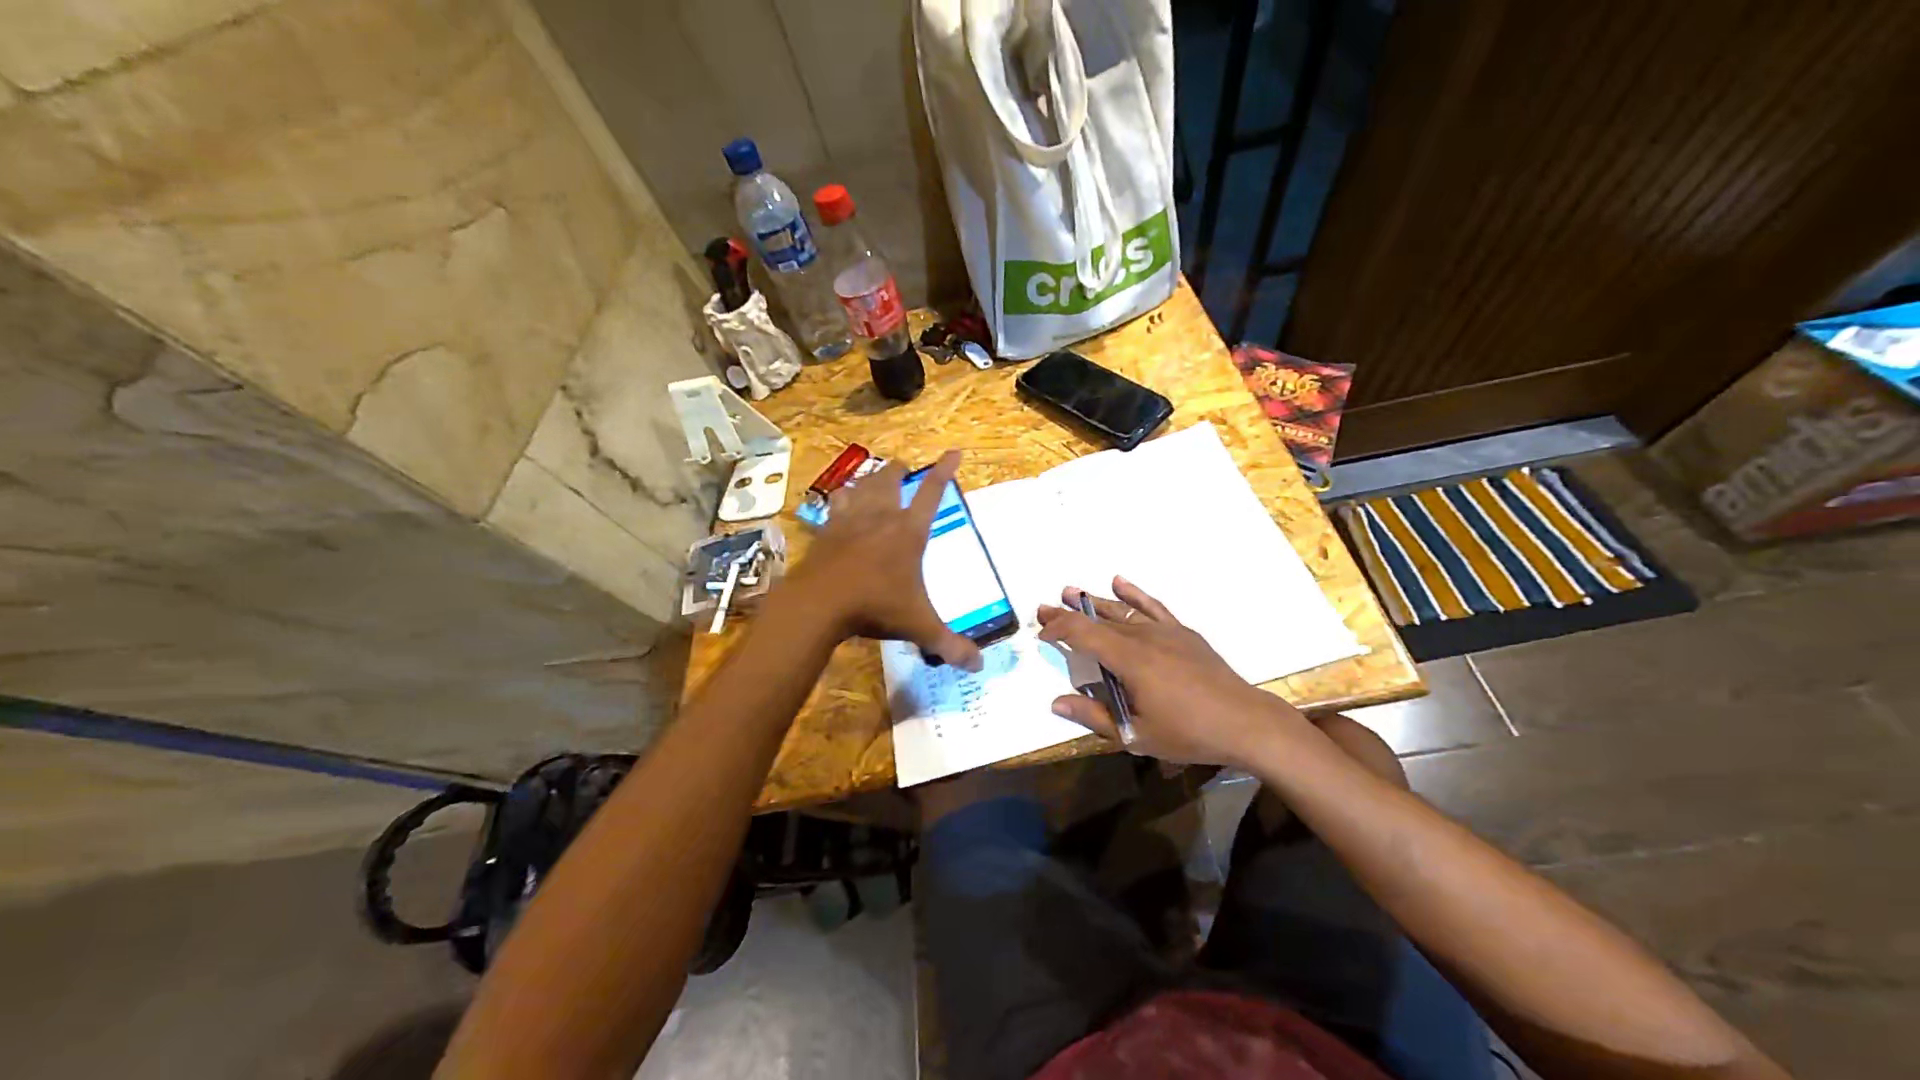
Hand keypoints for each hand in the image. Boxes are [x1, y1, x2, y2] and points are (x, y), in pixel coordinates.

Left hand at [783, 451, 982, 670]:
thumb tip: (978, 666)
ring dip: (870, 479)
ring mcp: (850, 519)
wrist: (820, 603)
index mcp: (909, 532)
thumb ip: (948, 644)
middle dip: (899, 470)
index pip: (932, 493)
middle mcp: (881, 516)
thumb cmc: (875, 607)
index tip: (954, 451)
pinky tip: (839, 501)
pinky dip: (841, 498)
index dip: (944, 471)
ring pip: (861, 485)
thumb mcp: (918, 626)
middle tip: (903, 467)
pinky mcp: (826, 529)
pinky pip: (835, 503)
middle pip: (891, 479)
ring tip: (873, 478)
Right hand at [1036, 577, 1310, 766]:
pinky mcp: (1182, 632)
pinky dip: (1134, 594)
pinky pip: (1152, 607)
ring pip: (1122, 610)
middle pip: (1098, 619)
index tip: (1041, 633)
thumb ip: (1093, 716)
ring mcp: (1165, 631)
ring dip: (1093, 601)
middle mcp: (1144, 637)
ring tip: (1072, 591)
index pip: (1083, 634)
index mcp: (1129, 660)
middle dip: (1069, 614)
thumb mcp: (1136, 734)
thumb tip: (1056, 702)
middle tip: (1044, 608)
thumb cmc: (1188, 733)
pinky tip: (1119, 582)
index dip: (1058, 629)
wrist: (1244, 722)